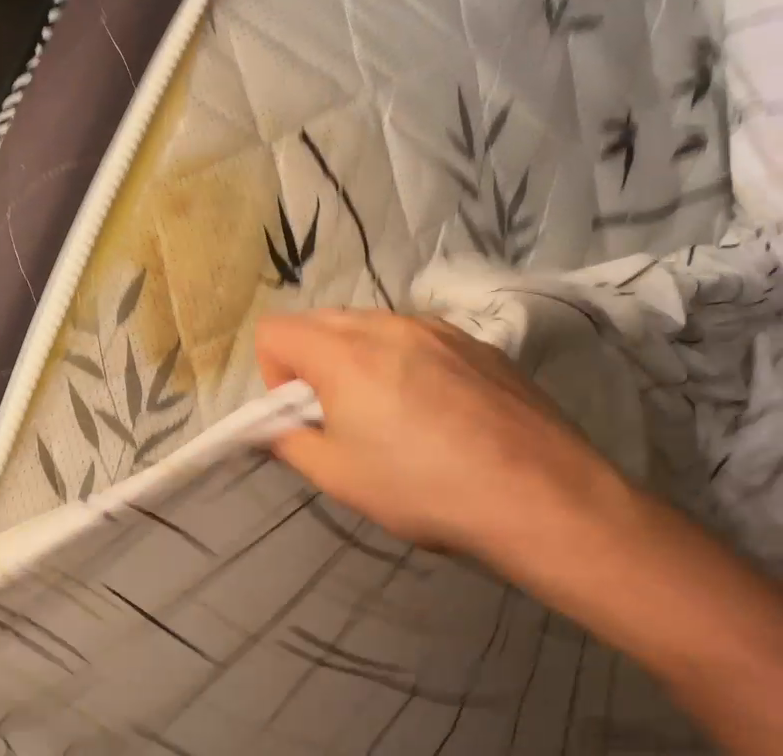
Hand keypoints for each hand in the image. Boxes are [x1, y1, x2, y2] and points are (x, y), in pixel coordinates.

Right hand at [255, 310, 620, 555]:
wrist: (554, 505)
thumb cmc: (427, 489)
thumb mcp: (335, 476)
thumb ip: (286, 441)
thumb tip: (273, 427)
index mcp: (341, 352)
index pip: (272, 331)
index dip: (272, 374)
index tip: (303, 415)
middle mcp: (385, 326)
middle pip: (317, 322)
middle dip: (311, 361)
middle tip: (341, 414)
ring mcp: (439, 331)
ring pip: (368, 326)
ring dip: (358, 358)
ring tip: (393, 412)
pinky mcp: (482, 345)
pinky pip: (417, 339)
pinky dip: (406, 362)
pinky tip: (440, 412)